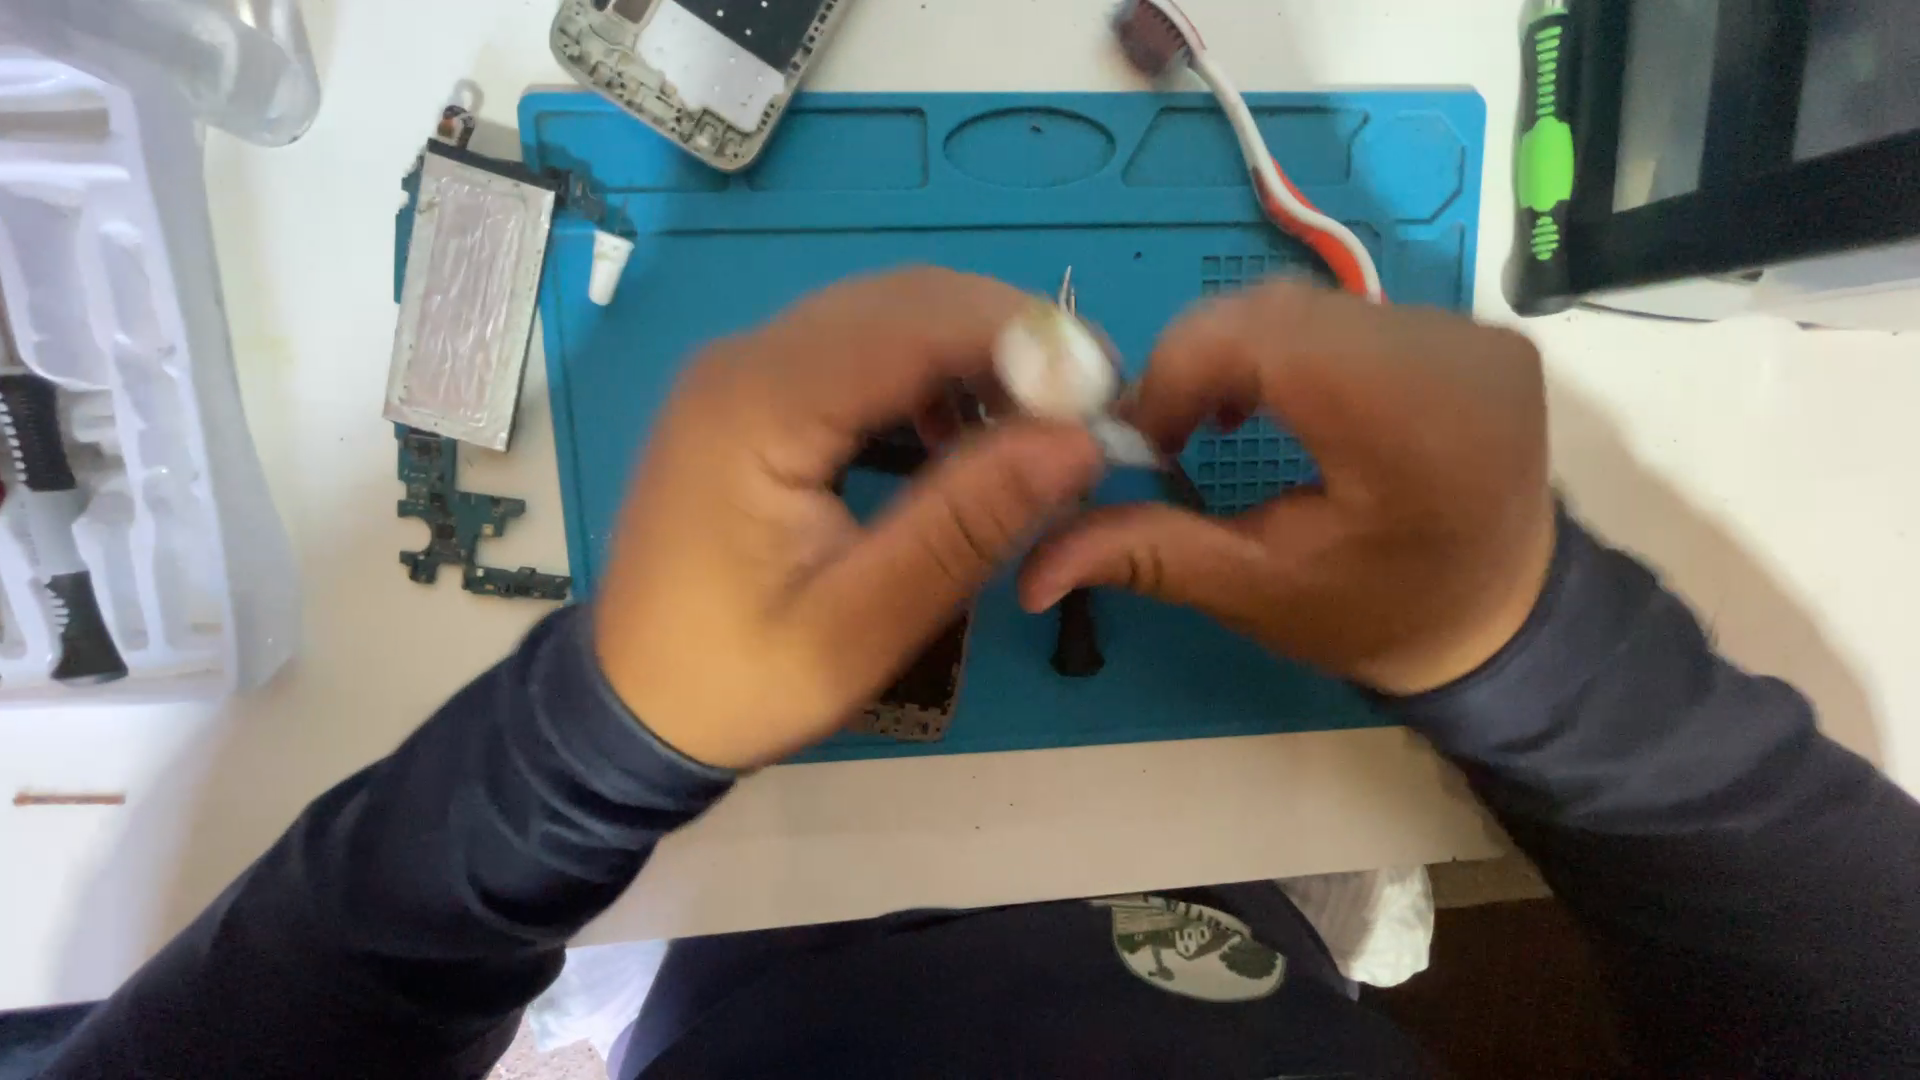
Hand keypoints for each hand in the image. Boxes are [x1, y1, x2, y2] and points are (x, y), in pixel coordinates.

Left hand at [592, 269, 1101, 768]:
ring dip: (970, 356)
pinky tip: (955, 434)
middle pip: (902, 303)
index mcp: (757, 405)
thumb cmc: (741, 678)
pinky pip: (857, 354)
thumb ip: (966, 524)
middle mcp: (744, 359)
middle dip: (1007, 340)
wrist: (634, 705)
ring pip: (884, 319)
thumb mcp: (864, 621)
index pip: (912, 323)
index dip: (1022, 340)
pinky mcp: (753, 396)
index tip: (1107, 388)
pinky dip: (926, 377)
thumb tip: (1079, 444)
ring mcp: (744, 372)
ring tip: (1030, 427)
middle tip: (1083, 410)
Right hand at [1019, 283, 1554, 694]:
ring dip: (1231, 351)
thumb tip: (1031, 570)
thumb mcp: (1255, 592)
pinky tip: (1265, 399)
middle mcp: (1452, 352)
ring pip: (1302, 302)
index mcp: (1412, 425)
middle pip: (1277, 309)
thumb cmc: (1377, 617)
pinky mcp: (1461, 331)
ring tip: (1207, 421)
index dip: (1176, 373)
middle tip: (1164, 433)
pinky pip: (1338, 311)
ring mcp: (1467, 332)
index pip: (1266, 337)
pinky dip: (1278, 346)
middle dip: (1193, 361)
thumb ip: (1147, 556)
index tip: (1142, 441)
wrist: (1500, 621)